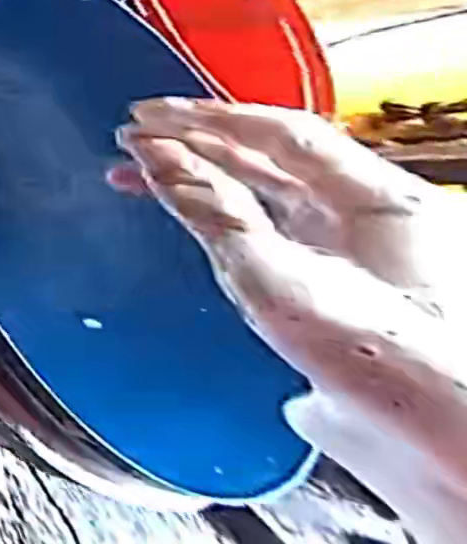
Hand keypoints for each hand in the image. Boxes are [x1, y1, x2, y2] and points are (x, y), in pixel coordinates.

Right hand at [113, 99, 466, 501]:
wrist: (448, 453)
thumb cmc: (397, 370)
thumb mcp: (275, 277)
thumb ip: (209, 207)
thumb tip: (153, 152)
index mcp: (389, 205)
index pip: (280, 133)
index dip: (204, 117)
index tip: (143, 113)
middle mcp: (380, 222)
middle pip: (273, 159)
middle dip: (193, 144)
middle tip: (131, 138)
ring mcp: (363, 254)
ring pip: (267, 191)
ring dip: (198, 175)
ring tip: (140, 172)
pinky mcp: (340, 285)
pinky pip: (266, 224)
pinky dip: (216, 209)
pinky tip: (187, 215)